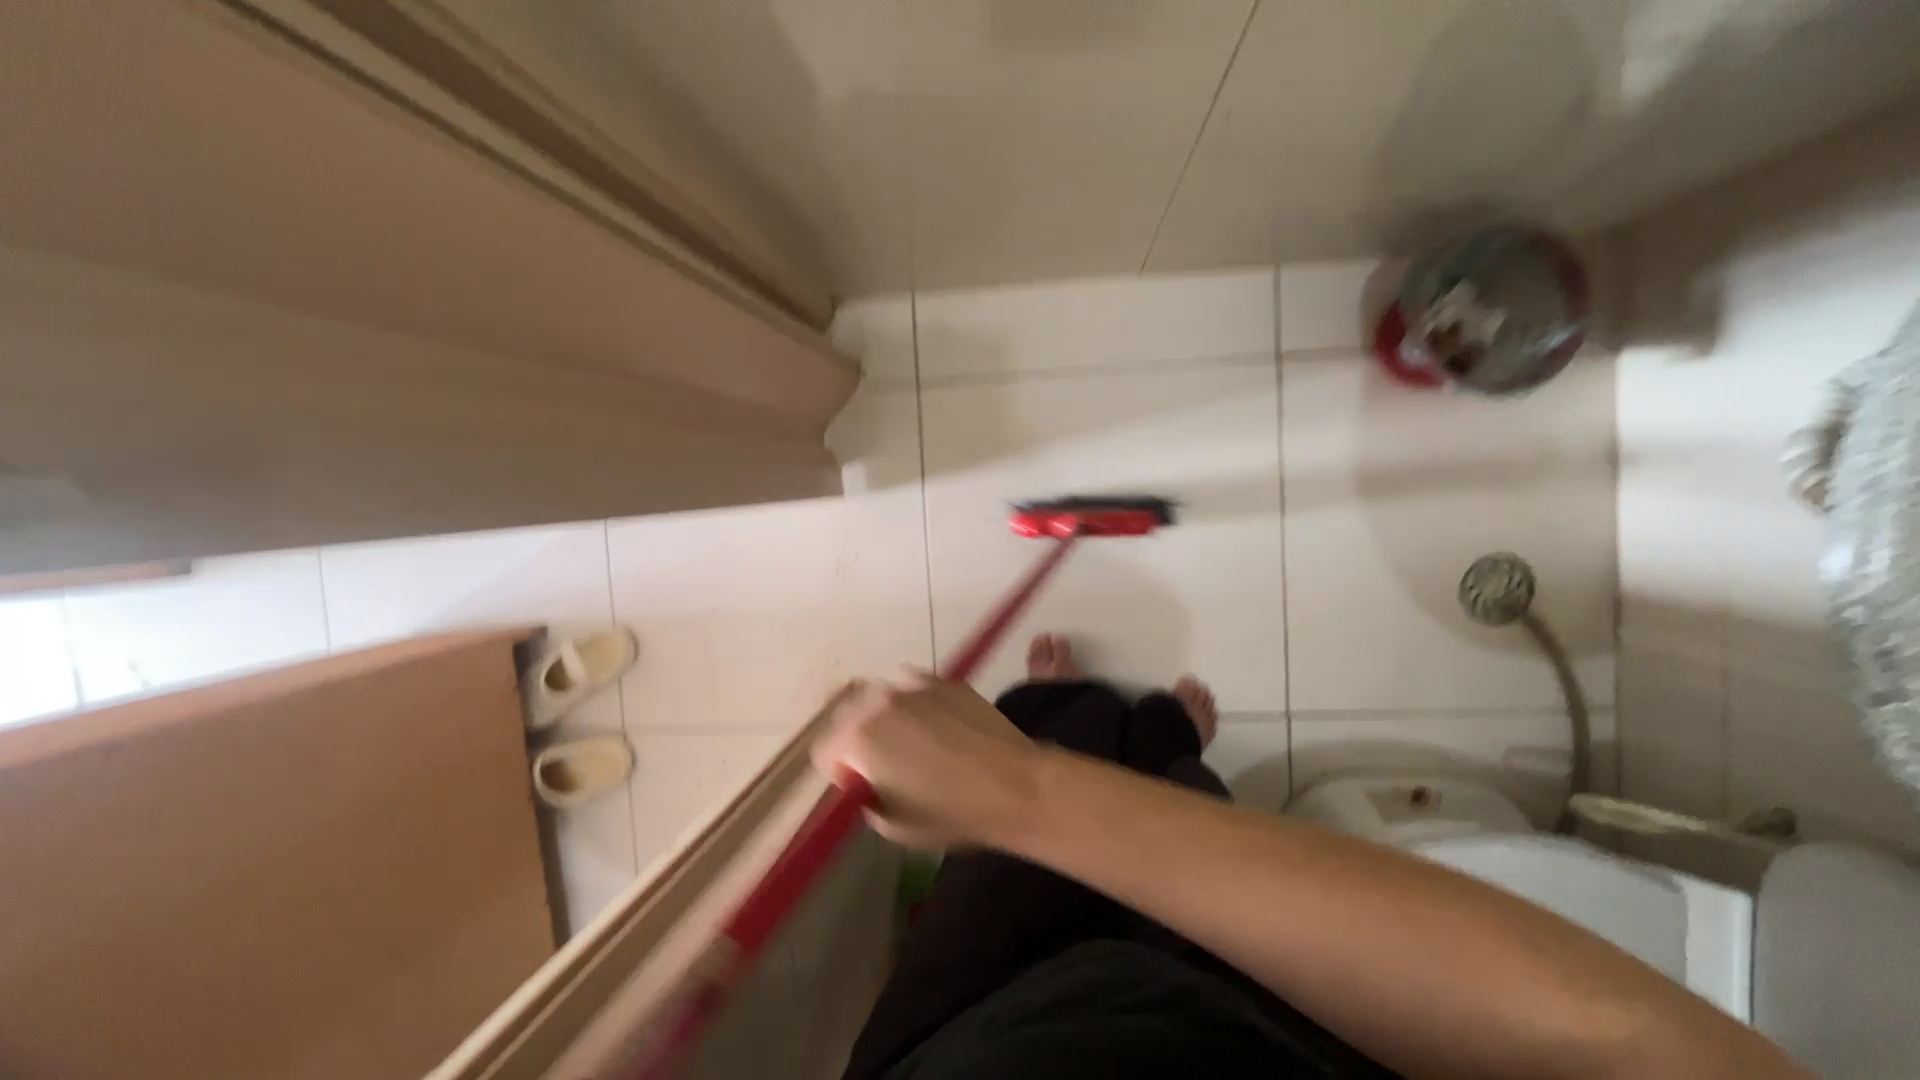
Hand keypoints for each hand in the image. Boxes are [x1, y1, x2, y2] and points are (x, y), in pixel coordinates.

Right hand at [812, 672, 1042, 849]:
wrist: (1015, 786)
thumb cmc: (952, 813)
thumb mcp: (894, 826)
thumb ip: (868, 801)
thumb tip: (868, 787)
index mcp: (858, 739)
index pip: (825, 751)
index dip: (841, 774)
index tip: (862, 788)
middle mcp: (879, 703)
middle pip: (847, 717)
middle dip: (857, 739)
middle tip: (883, 764)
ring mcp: (913, 686)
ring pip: (880, 697)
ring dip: (883, 716)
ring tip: (910, 740)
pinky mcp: (944, 681)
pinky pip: (913, 685)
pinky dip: (913, 701)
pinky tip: (934, 722)